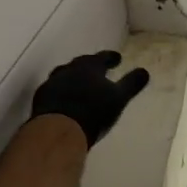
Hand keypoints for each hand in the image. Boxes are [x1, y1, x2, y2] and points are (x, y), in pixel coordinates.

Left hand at [30, 51, 148, 146]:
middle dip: (90, 66)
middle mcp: (70, 69)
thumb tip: (145, 71)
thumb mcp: (118, 98)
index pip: (103, 57)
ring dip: (73, 78)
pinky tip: (62, 100)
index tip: (117, 58)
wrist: (59, 129)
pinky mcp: (41, 97)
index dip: (110, 57)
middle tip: (97, 70)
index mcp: (90, 66)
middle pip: (81, 63)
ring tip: (78, 84)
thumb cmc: (93, 112)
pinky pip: (53, 89)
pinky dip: (60, 91)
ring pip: (65, 75)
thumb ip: (131, 84)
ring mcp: (53, 82)